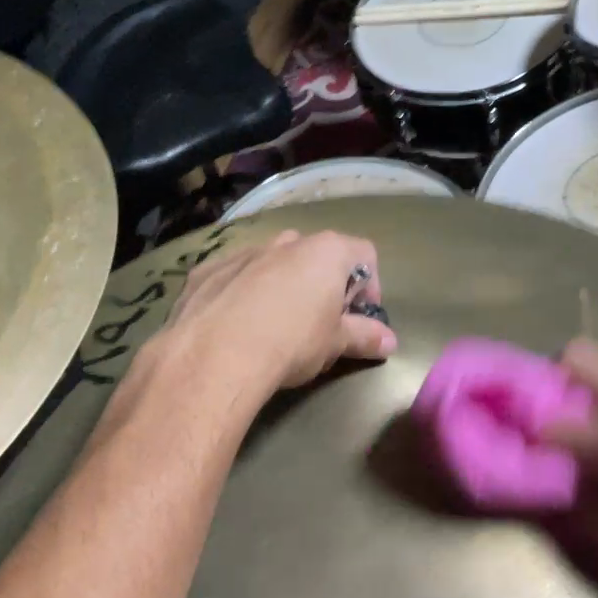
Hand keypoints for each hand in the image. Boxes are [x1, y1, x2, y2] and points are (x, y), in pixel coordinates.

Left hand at [162, 229, 395, 390]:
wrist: (213, 355)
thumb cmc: (291, 343)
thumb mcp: (336, 344)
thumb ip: (365, 337)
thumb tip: (391, 342)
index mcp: (326, 252)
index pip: (365, 254)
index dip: (370, 286)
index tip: (361, 318)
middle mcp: (287, 242)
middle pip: (318, 256)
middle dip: (324, 285)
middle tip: (321, 323)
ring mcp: (244, 252)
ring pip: (274, 263)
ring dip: (284, 286)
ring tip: (277, 326)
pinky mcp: (206, 270)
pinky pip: (236, 277)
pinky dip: (243, 294)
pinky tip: (237, 327)